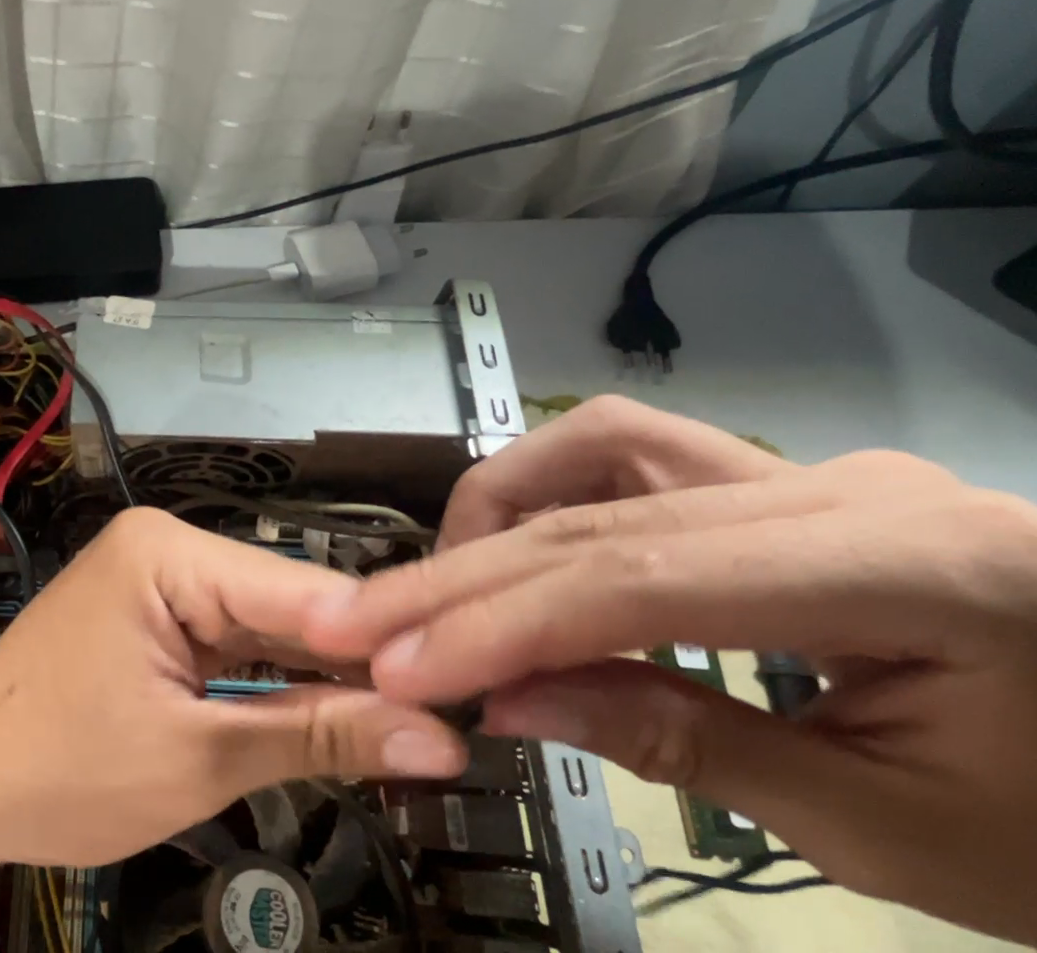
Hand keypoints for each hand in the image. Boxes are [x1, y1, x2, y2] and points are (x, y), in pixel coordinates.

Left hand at [0, 507, 465, 869]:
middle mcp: (162, 549)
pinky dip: (268, 683)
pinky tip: (321, 717)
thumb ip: (318, 737)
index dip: (385, 649)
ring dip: (316, 681)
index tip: (460, 695)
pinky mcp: (148, 617)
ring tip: (399, 729)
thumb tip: (432, 739)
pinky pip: (229, 642)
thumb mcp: (200, 757)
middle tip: (441, 723)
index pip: (305, 593)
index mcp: (166, 554)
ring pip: (264, 628)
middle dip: (354, 669)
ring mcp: (153, 582)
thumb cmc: (54, 770)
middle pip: (288, 606)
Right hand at [304, 397, 1036, 942]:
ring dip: (496, 513)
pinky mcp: (777, 485)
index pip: (643, 581)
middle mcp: (843, 488)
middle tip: (364, 632)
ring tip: (435, 588)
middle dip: (463, 579)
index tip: (399, 675)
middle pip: (597, 514)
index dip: (501, 625)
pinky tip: (512, 554)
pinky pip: (630, 460)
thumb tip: (507, 704)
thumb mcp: (884, 826)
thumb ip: (680, 744)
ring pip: (600, 449)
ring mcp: (807, 473)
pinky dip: (546, 500)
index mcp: (910, 568)